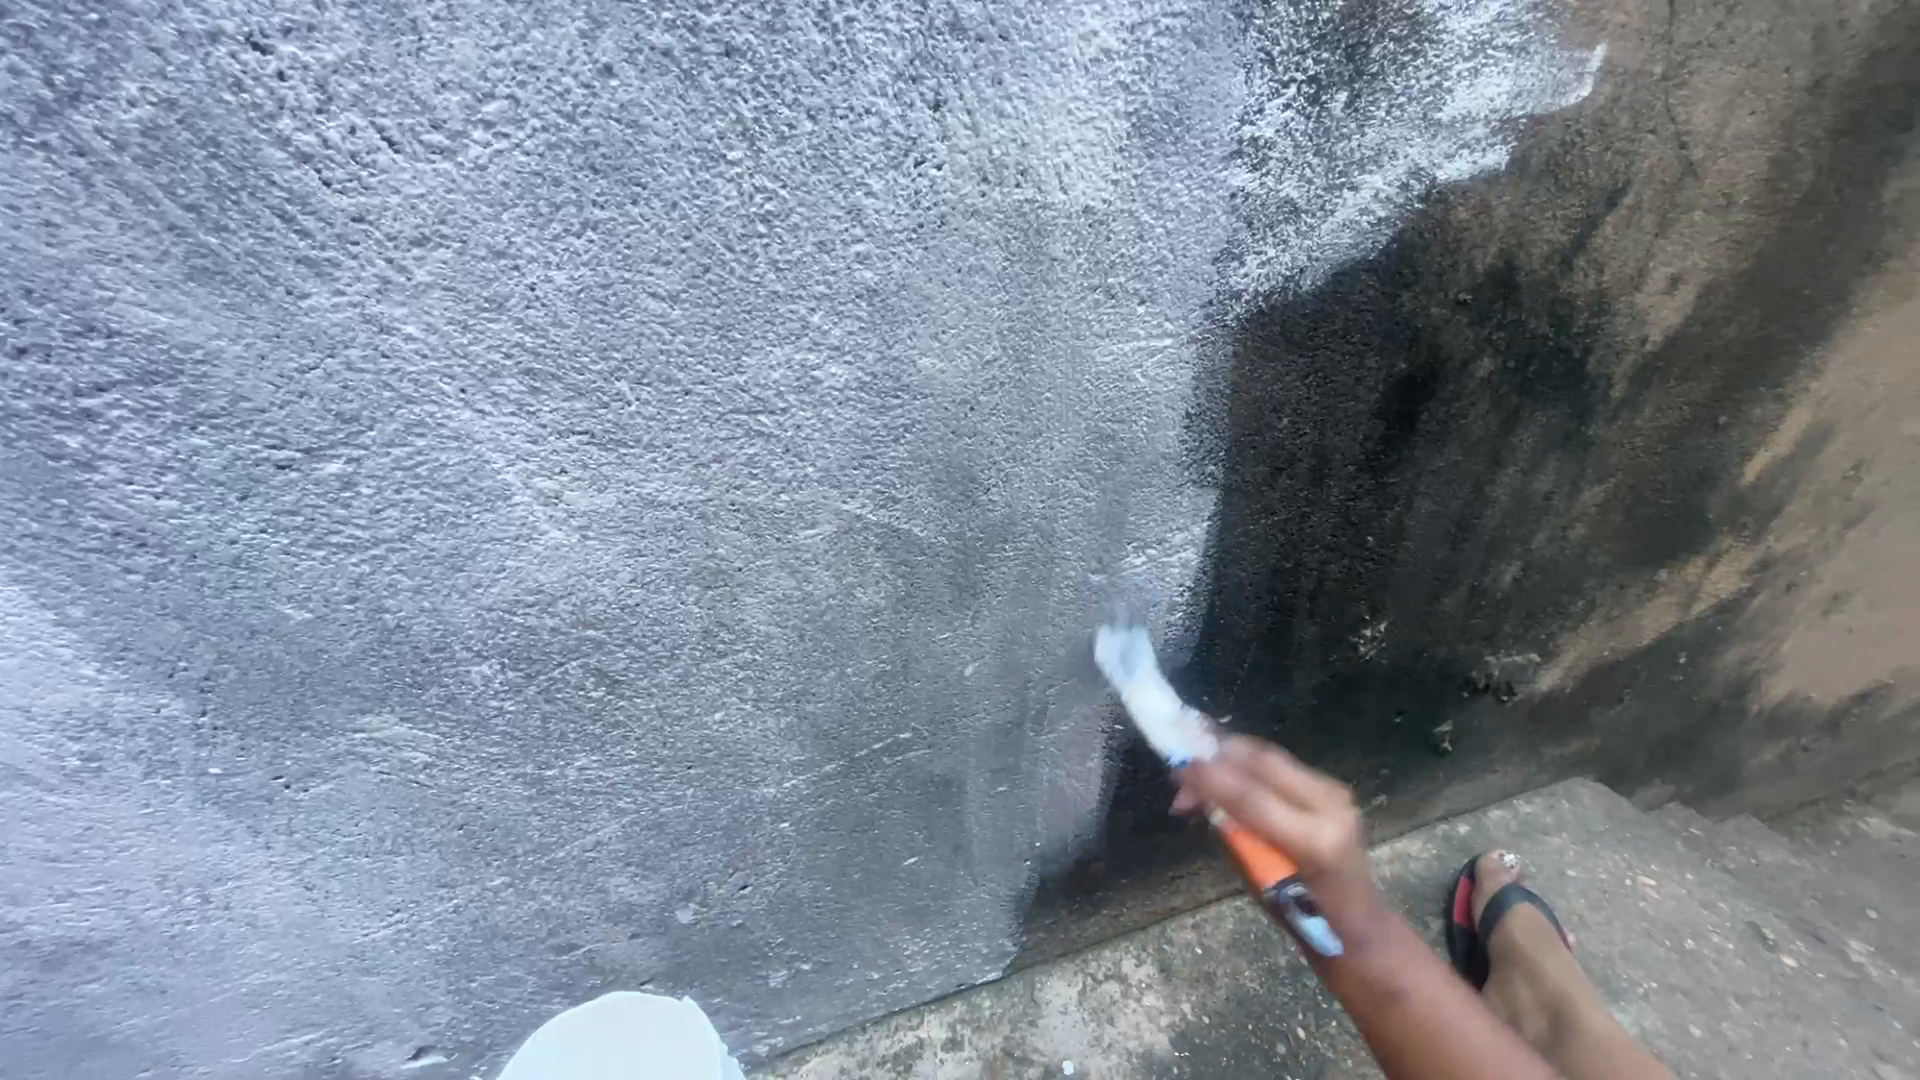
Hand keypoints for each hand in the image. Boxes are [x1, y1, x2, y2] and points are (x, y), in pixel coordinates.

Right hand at [1172, 735, 1379, 920]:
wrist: (1356, 921)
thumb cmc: (1301, 915)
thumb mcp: (1256, 879)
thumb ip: (1232, 831)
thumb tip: (1196, 795)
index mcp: (1314, 842)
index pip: (1250, 797)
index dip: (1209, 777)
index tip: (1177, 767)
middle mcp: (1329, 808)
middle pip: (1261, 763)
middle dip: (1215, 755)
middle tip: (1182, 761)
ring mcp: (1334, 793)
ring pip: (1268, 756)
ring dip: (1228, 755)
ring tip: (1197, 764)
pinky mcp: (1331, 786)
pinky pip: (1278, 764)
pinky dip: (1246, 761)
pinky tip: (1224, 766)